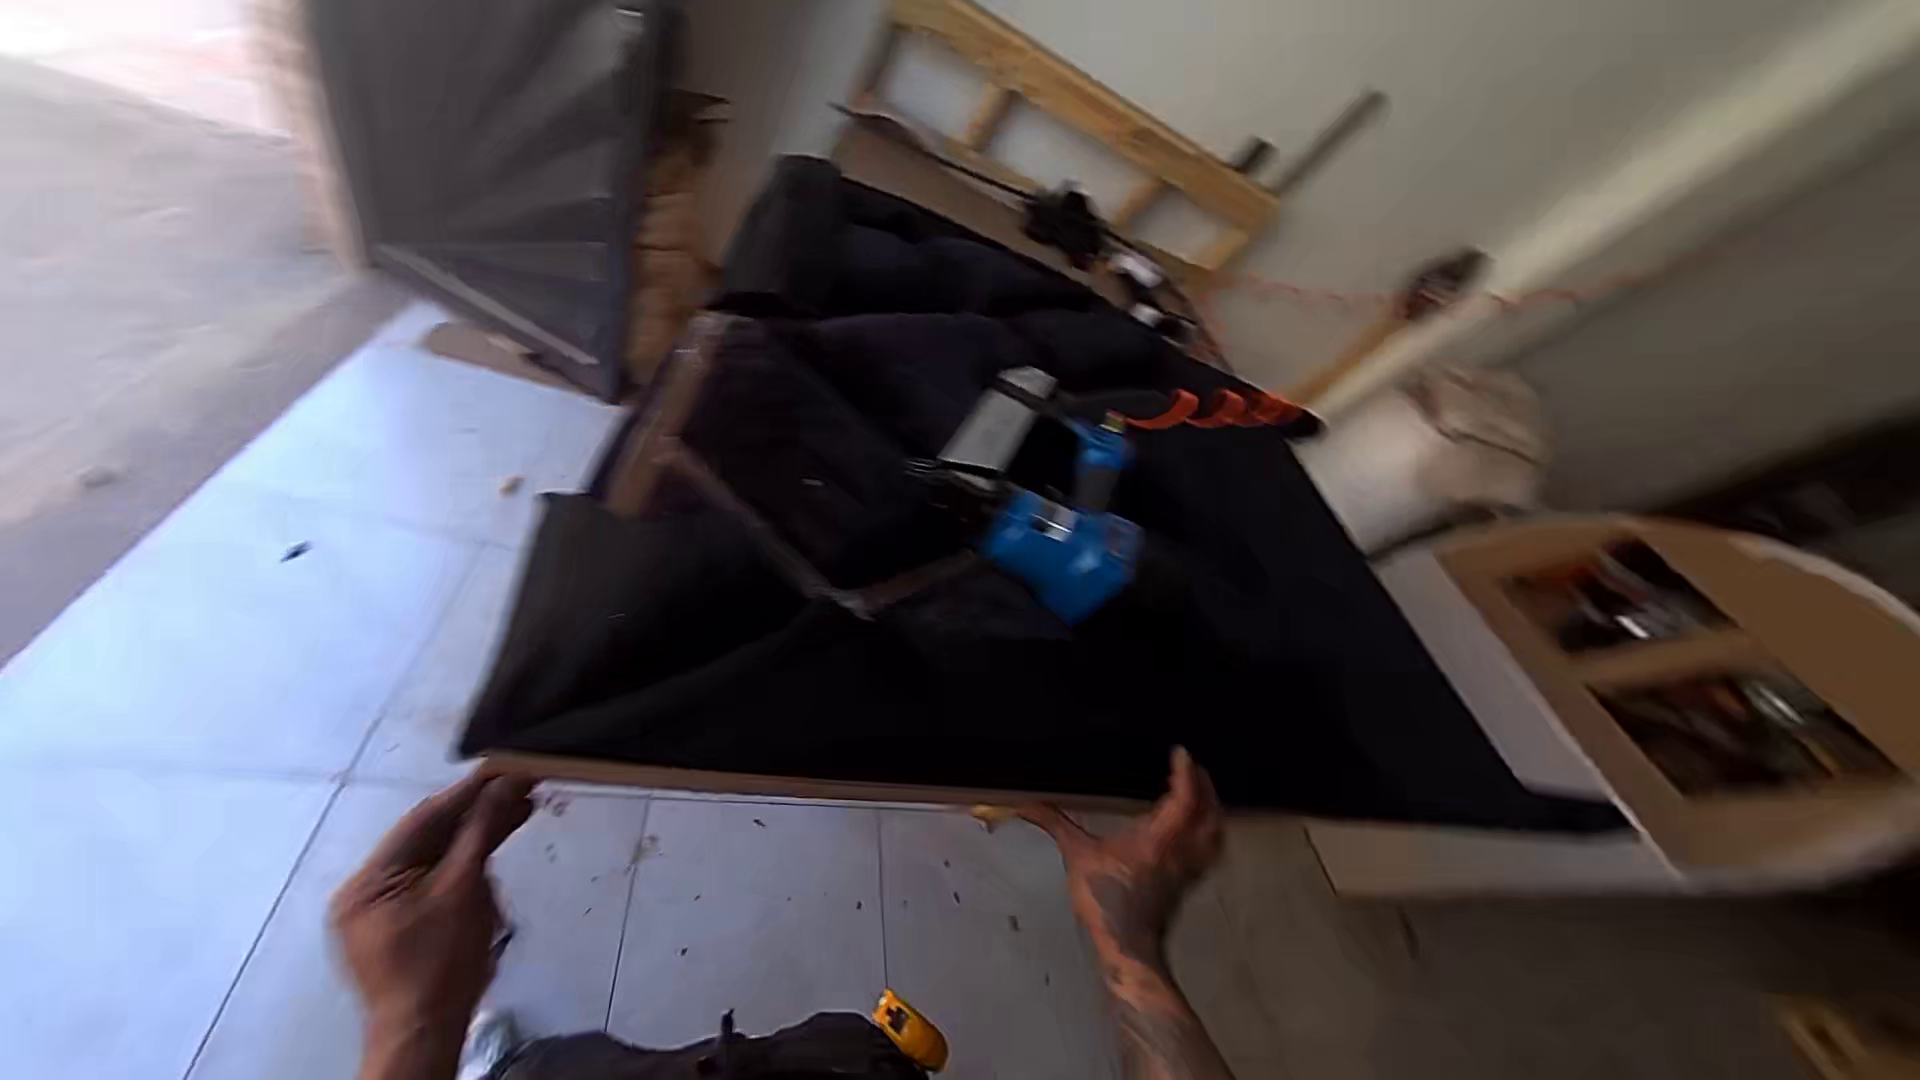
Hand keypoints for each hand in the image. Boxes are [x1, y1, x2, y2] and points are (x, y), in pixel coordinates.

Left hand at [331, 772, 533, 1037]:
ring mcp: (393, 899)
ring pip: (444, 847)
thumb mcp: (463, 888)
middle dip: (481, 806)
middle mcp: (374, 886)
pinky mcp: (415, 910)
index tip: (507, 764)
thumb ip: (482, 830)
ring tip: (526, 801)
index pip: (424, 819)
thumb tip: (506, 782)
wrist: (430, 1026)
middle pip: (434, 831)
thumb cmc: (441, 958)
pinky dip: (478, 848)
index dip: (469, 789)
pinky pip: (447, 867)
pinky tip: (506, 829)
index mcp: (370, 881)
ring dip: (485, 824)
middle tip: (525, 779)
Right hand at [1021, 748, 1222, 969]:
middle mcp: (1181, 850)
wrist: (1128, 947)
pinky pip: (1212, 848)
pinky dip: (1211, 829)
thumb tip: (1025, 801)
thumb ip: (1056, 824)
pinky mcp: (1190, 881)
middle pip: (1208, 811)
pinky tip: (1199, 824)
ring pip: (1215, 831)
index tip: (1179, 752)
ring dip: (1212, 806)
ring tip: (1199, 788)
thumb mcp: (1077, 856)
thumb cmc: (1104, 897)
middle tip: (1190, 765)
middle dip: (1204, 785)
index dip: (1185, 774)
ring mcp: (1190, 867)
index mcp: (1156, 839)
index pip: (1184, 800)